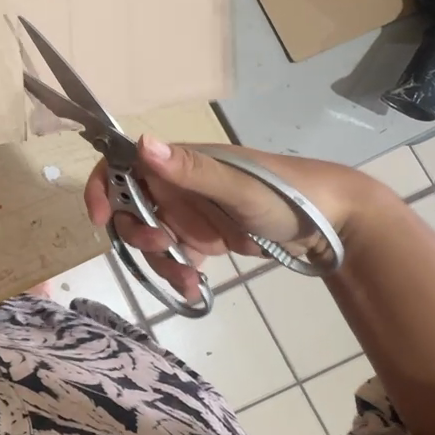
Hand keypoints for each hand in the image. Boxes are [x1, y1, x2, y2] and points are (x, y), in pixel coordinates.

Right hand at [85, 138, 374, 296]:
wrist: (334, 224)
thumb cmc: (287, 194)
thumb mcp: (236, 186)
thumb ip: (189, 169)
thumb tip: (140, 143)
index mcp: (177, 163)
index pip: (120, 165)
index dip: (101, 188)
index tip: (99, 219)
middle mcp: (176, 185)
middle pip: (129, 208)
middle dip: (137, 234)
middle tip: (164, 247)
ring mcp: (189, 213)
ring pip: (151, 238)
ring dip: (159, 262)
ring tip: (187, 281)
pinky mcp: (203, 238)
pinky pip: (175, 258)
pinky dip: (178, 276)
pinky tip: (195, 290)